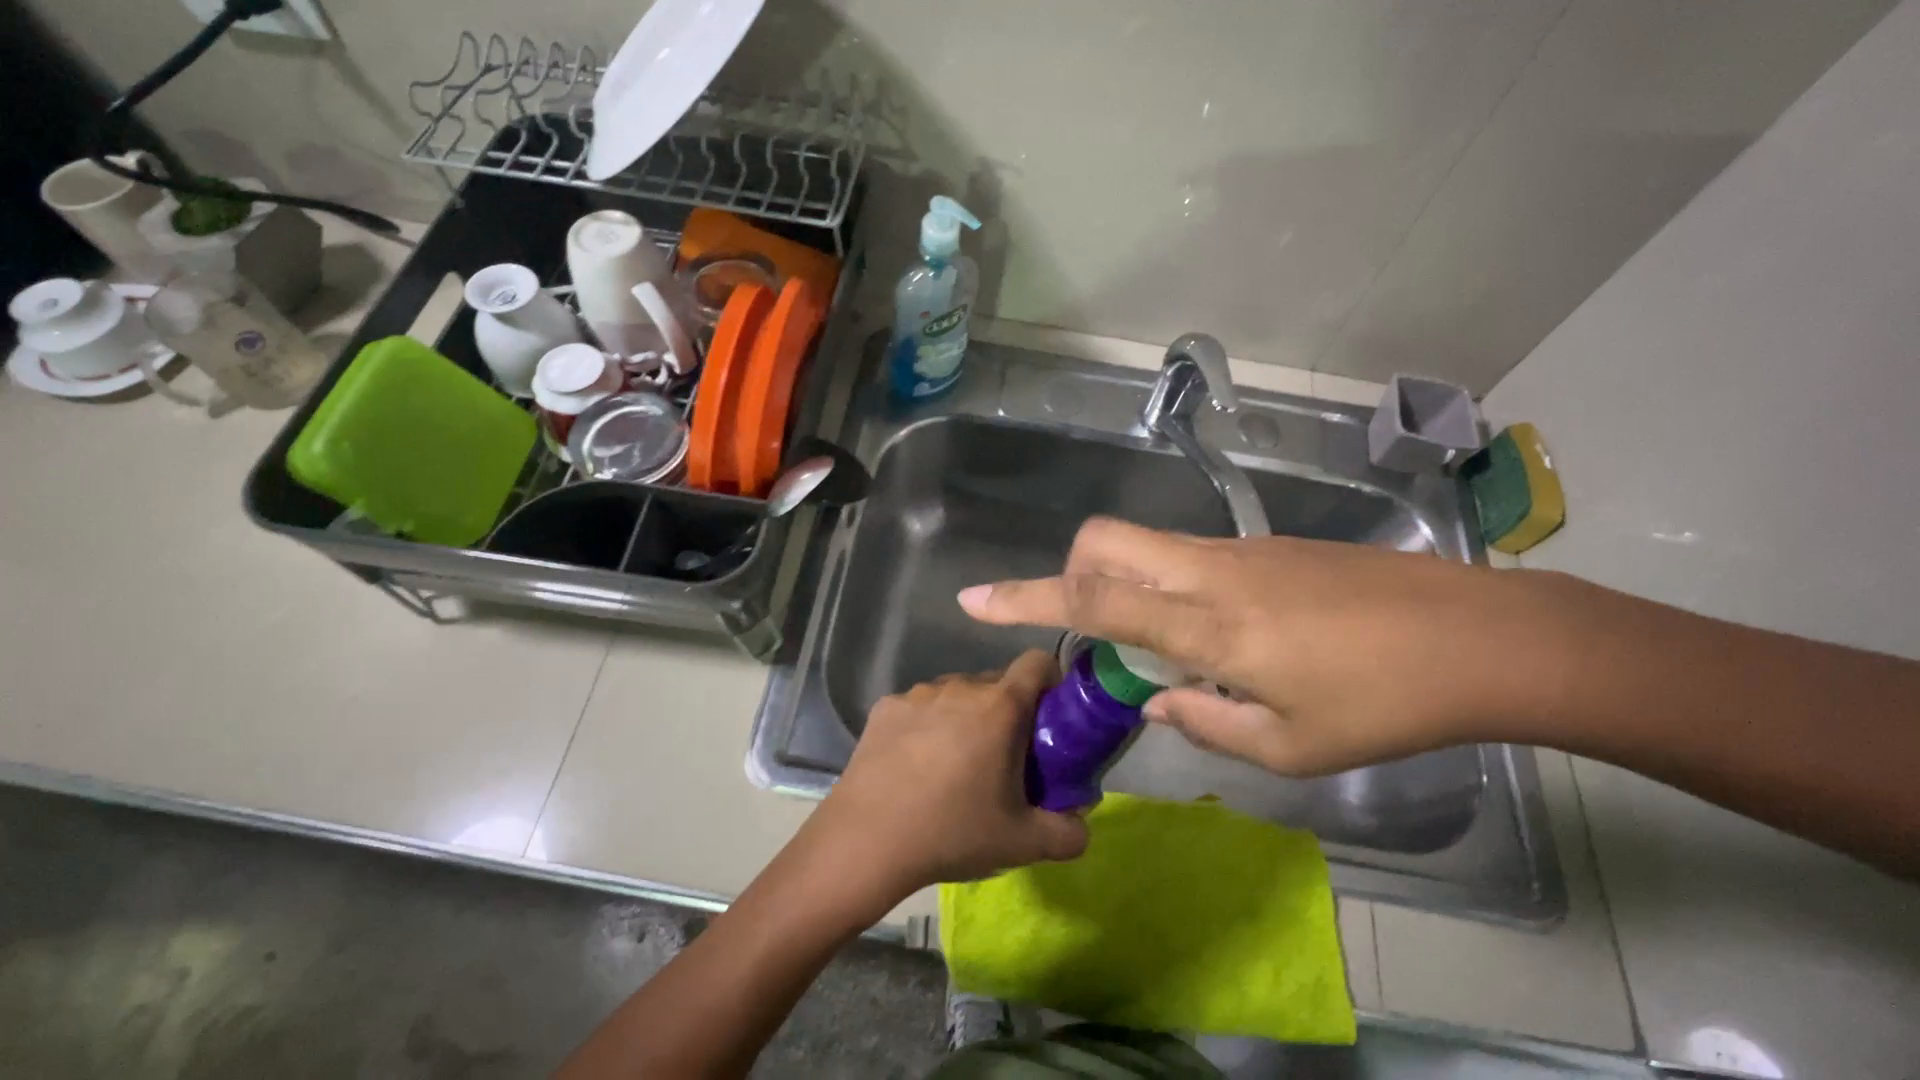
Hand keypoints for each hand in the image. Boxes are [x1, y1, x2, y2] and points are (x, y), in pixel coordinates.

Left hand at [805, 651, 1090, 902]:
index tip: (1051, 721)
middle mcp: (960, 686)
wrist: (866, 841)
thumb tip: (1082, 822)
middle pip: (997, 683)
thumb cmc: (952, 832)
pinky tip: (916, 767)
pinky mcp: (884, 708)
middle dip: (1009, 712)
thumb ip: (1070, 831)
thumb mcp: (1025, 843)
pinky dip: (927, 727)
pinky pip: (920, 708)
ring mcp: (917, 694)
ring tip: (956, 766)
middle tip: (1007, 759)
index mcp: (1000, 706)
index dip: (1052, 683)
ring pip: (957, 695)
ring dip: (966, 718)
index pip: (1039, 662)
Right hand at [958, 518, 1564, 775]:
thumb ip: (1205, 722)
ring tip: (1169, 654)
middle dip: (1071, 575)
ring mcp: (1244, 550)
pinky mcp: (1273, 546)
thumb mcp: (1288, 747)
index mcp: (1207, 625)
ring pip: (1148, 545)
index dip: (1024, 598)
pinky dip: (1173, 587)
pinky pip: (1192, 555)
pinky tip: (1228, 640)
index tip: (973, 598)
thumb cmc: (1383, 705)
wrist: (1481, 637)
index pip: (1092, 600)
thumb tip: (1157, 702)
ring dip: (1126, 585)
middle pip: (1105, 541)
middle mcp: (1212, 571)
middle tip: (1092, 635)